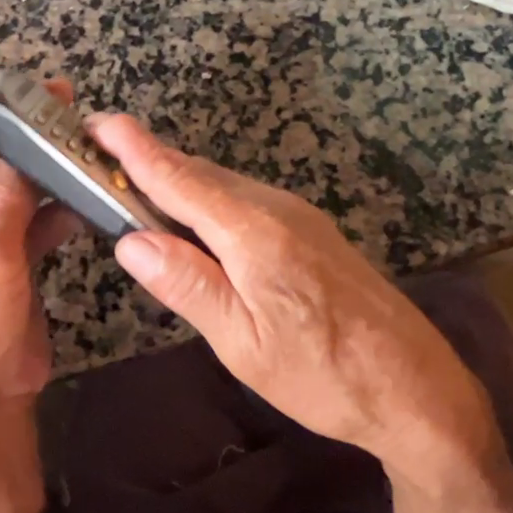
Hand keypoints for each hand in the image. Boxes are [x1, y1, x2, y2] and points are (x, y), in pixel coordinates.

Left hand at [0, 40, 78, 512]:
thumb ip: (5, 198)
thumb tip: (24, 148)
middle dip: (10, 116)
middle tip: (53, 91)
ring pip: (9, 178)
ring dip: (38, 156)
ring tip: (77, 130)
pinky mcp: (9, 257)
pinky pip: (32, 214)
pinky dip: (55, 200)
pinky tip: (84, 187)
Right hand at [88, 115, 498, 474]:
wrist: (416, 389)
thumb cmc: (322, 376)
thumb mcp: (242, 342)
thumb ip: (187, 285)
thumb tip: (130, 241)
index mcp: (253, 233)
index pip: (178, 179)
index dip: (133, 149)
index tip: (95, 123)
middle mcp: (276, 210)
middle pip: (198, 174)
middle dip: (146, 159)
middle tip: (97, 155)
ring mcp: (299, 217)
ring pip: (222, 186)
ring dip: (175, 180)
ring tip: (130, 185)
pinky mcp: (311, 233)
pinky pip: (244, 201)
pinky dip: (206, 200)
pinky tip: (191, 220)